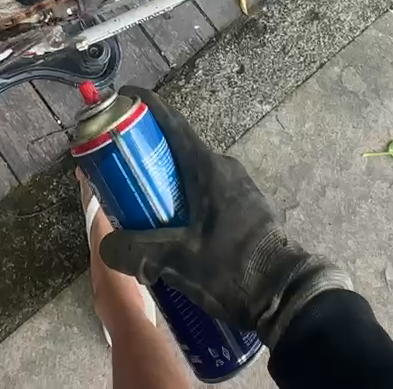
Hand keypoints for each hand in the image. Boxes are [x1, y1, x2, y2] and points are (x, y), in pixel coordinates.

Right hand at [96, 89, 349, 346]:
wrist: (287, 295)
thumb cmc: (232, 267)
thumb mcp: (178, 262)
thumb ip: (137, 252)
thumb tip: (105, 245)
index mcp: (207, 166)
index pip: (171, 122)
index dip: (145, 106)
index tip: (122, 97)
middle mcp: (223, 167)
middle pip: (177, 148)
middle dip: (146, 153)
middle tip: (119, 167)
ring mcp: (238, 186)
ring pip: (191, 172)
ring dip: (166, 180)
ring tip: (140, 203)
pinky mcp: (245, 206)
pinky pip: (206, 190)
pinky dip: (184, 197)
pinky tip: (171, 227)